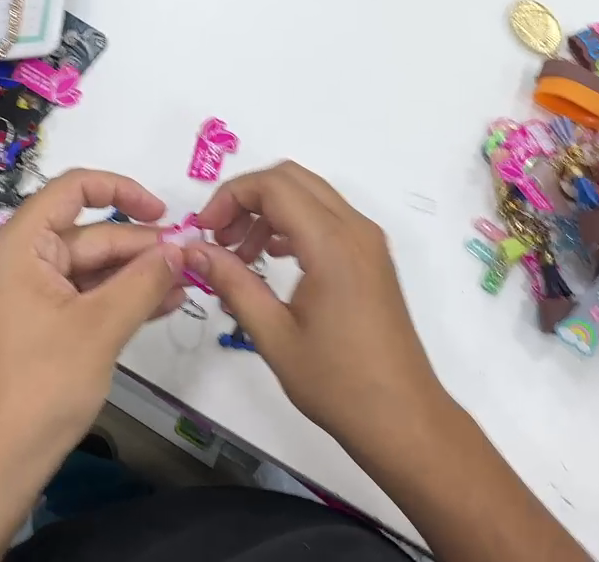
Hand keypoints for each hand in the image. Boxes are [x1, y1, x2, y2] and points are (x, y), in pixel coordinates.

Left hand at [0, 170, 186, 470]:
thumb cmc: (41, 387)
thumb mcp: (101, 327)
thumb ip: (145, 280)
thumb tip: (182, 246)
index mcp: (19, 245)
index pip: (72, 189)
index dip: (122, 190)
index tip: (163, 212)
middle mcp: (20, 260)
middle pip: (89, 233)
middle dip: (140, 245)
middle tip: (190, 257)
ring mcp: (28, 294)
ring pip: (92, 267)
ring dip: (137, 274)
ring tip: (186, 281)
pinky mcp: (39, 324)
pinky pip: (85, 295)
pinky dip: (120, 298)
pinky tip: (163, 304)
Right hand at [187, 161, 443, 447]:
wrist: (403, 418)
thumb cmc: (337, 383)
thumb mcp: (273, 335)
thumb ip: (232, 283)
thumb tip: (195, 250)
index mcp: (332, 243)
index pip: (273, 186)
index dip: (231, 196)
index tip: (204, 231)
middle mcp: (355, 228)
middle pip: (291, 178)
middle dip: (247, 197)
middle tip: (218, 237)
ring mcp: (368, 240)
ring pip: (310, 194)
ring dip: (269, 210)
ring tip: (239, 254)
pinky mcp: (371, 255)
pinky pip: (327, 216)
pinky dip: (293, 223)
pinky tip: (272, 259)